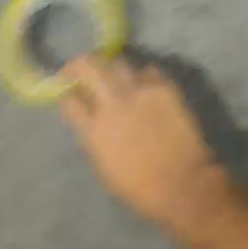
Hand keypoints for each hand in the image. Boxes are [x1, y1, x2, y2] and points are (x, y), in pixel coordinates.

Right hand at [58, 54, 229, 233]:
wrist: (183, 183)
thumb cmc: (141, 187)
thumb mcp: (104, 166)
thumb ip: (93, 136)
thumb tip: (89, 117)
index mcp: (94, 131)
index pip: (69, 100)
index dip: (64, 91)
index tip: (65, 88)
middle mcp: (113, 103)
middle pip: (88, 66)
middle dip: (79, 64)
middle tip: (79, 67)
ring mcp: (139, 91)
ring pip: (117, 62)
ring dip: (110, 67)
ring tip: (113, 74)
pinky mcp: (162, 86)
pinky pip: (147, 70)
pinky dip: (142, 76)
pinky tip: (144, 86)